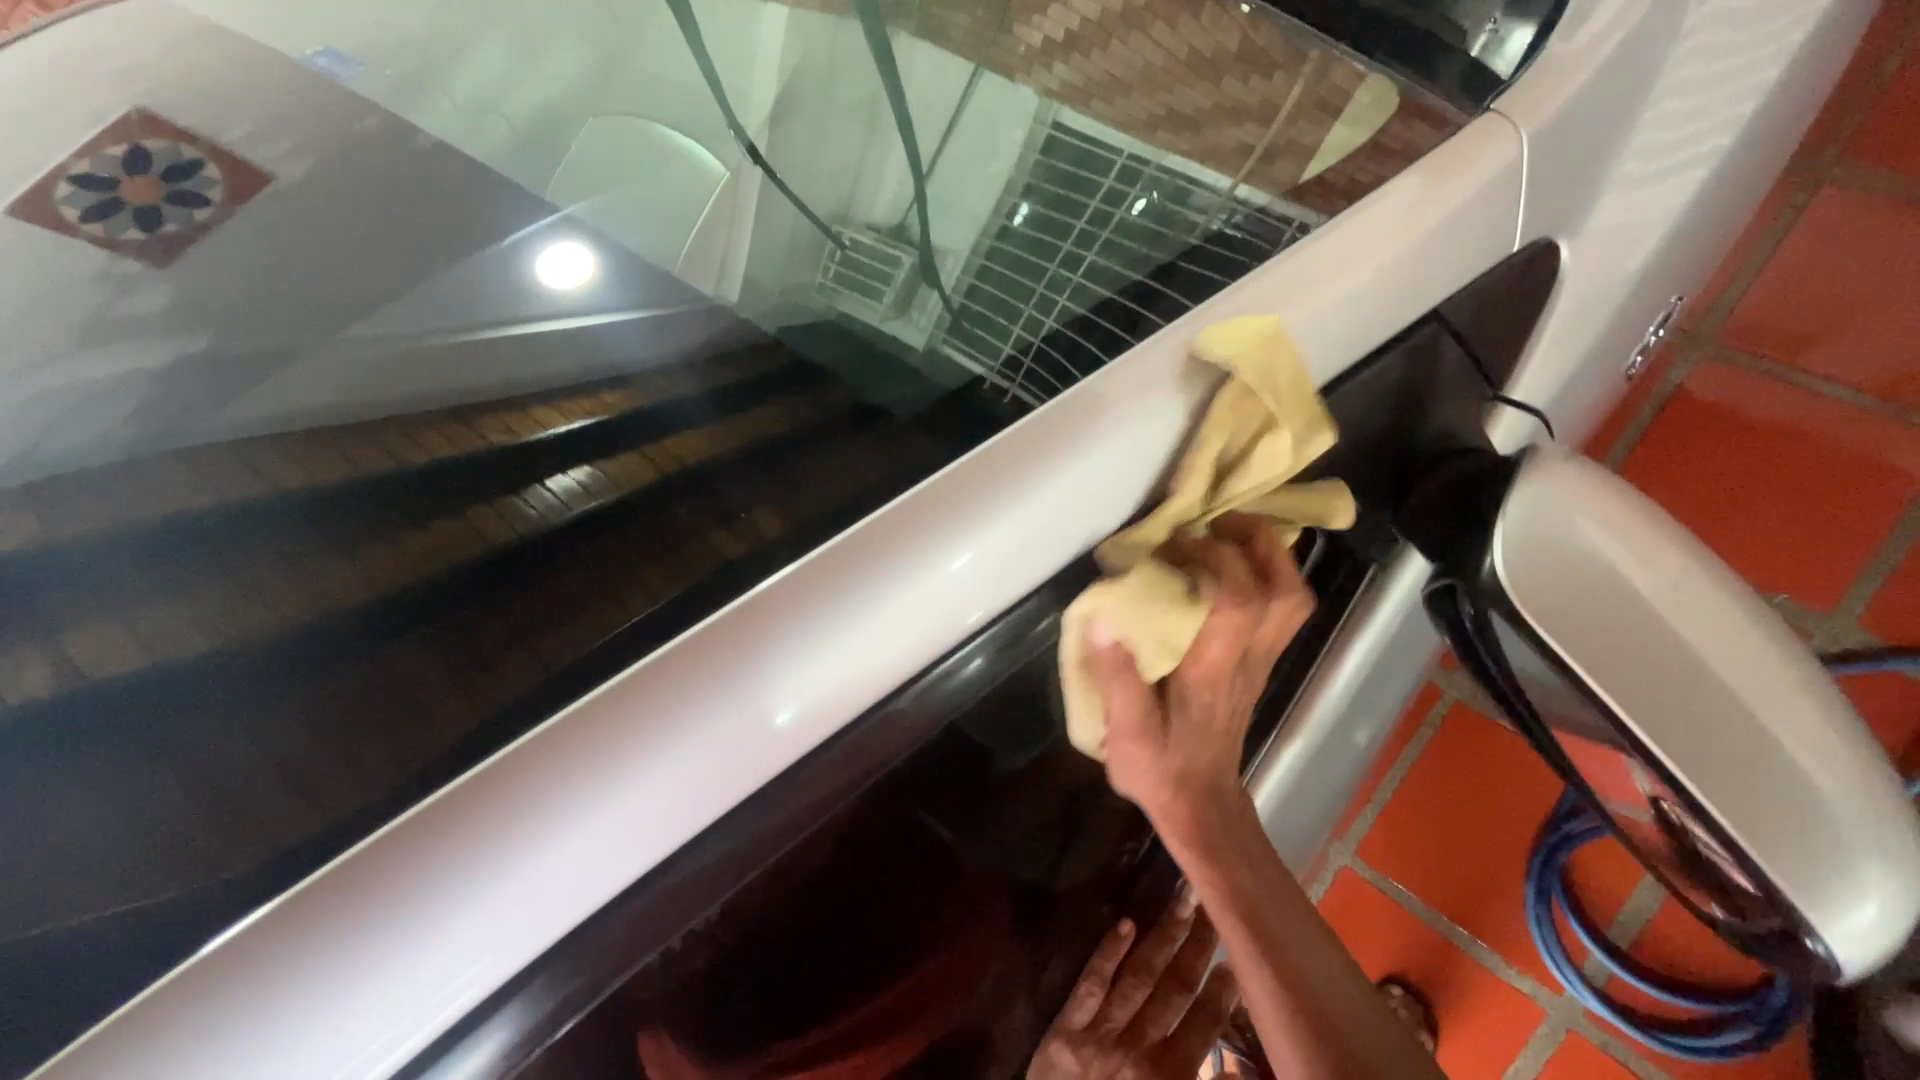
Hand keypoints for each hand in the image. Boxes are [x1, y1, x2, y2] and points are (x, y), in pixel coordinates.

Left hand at [1028, 901, 1238, 1079]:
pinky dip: (1108, 954)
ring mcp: (1101, 1036)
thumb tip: (1239, 1071)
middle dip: (1197, 947)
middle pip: (1175, 989)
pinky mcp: (1065, 1031)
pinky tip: (1125, 924)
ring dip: (1163, 937)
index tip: (1237, 956)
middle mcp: (1140, 1052)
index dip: (1222, 990)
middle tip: (1213, 907)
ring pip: (1140, 977)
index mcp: (1171, 1079)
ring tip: (1182, 901)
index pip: (1205, 1025)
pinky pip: (1090, 985)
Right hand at [1084, 513, 1314, 838]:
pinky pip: (1282, 609)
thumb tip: (1103, 617)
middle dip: (1257, 544)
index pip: (1238, 601)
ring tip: (1227, 535)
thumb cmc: (1160, 769)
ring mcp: (1260, 662)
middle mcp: (1248, 659)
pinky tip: (1232, 567)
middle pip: (1284, 592)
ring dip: (1270, 556)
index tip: (1174, 546)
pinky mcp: (1258, 664)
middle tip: (1215, 522)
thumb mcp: (1126, 732)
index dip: (1213, 559)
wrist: (1200, 805)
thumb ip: (1116, 676)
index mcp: (1215, 669)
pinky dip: (1268, 575)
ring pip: (1292, 600)